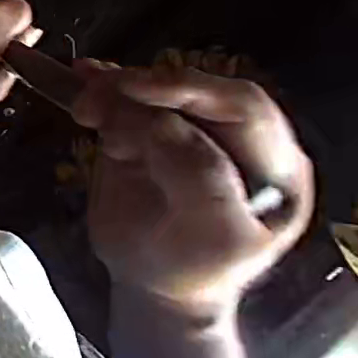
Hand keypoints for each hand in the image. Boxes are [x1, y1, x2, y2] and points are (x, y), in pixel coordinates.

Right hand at [72, 61, 313, 323]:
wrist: (156, 282)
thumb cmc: (195, 267)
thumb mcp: (215, 236)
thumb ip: (198, 176)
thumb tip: (152, 119)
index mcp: (274, 161)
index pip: (242, 107)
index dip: (190, 91)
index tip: (133, 89)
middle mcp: (234, 135)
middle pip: (195, 90)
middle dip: (143, 89)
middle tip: (96, 95)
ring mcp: (186, 128)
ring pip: (155, 91)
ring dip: (114, 89)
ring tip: (83, 105)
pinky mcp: (146, 128)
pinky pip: (127, 98)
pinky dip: (102, 87)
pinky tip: (83, 75)